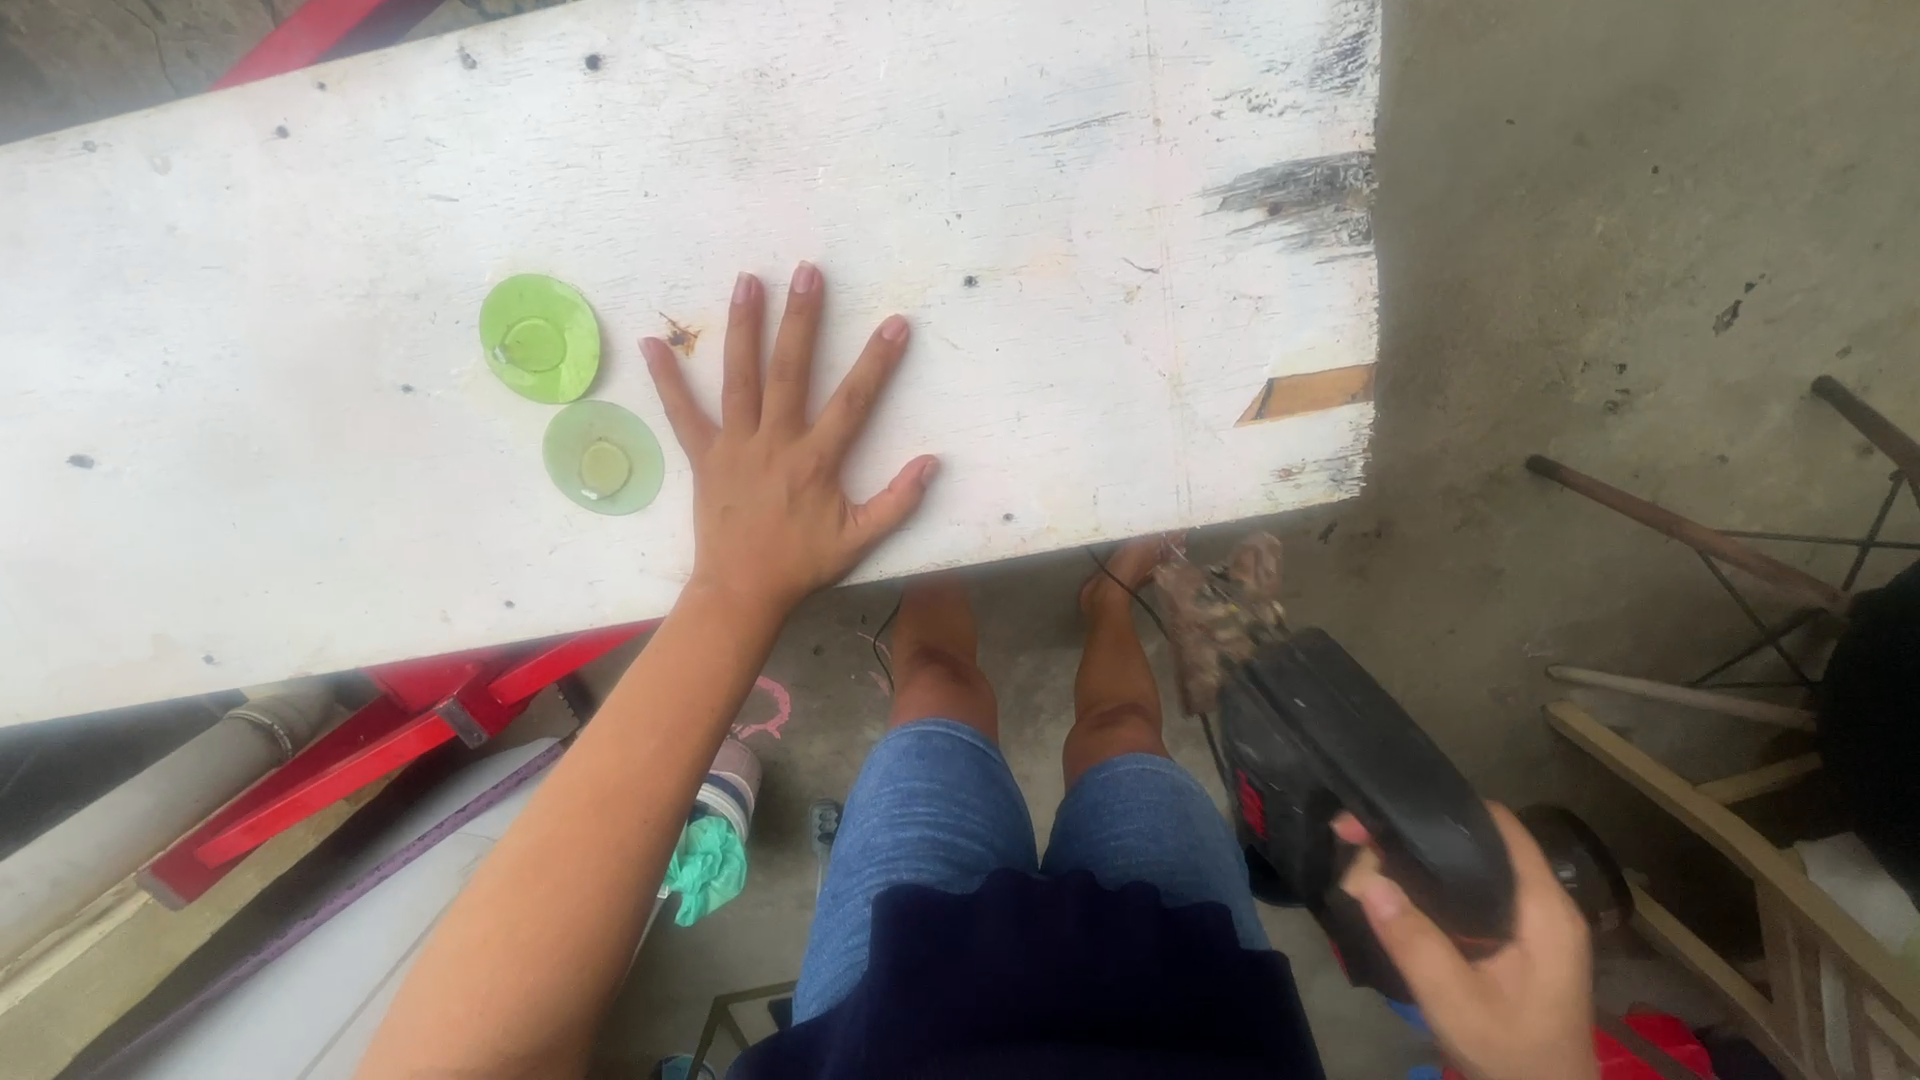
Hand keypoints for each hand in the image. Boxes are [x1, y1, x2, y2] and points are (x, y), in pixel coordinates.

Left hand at [642, 263, 938, 615]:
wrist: (742, 591)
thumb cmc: (802, 564)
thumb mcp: (860, 540)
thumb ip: (898, 502)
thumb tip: (932, 463)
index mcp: (816, 461)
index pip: (854, 401)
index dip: (877, 362)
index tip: (895, 323)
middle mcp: (774, 443)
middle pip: (790, 372)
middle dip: (802, 320)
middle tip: (808, 272)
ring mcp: (735, 446)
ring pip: (739, 379)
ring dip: (744, 328)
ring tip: (748, 280)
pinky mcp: (704, 456)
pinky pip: (683, 414)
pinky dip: (667, 380)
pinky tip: (653, 343)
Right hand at [1336, 806, 1597, 1079]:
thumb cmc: (1510, 1052)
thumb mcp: (1455, 1002)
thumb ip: (1415, 942)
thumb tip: (1365, 879)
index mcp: (1543, 910)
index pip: (1501, 827)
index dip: (1446, 807)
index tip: (1388, 806)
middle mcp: (1543, 905)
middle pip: (1480, 841)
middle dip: (1415, 831)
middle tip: (1357, 831)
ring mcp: (1532, 923)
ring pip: (1472, 864)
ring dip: (1418, 855)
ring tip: (1365, 849)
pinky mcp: (1518, 939)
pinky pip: (1473, 888)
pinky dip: (1431, 878)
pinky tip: (1395, 883)